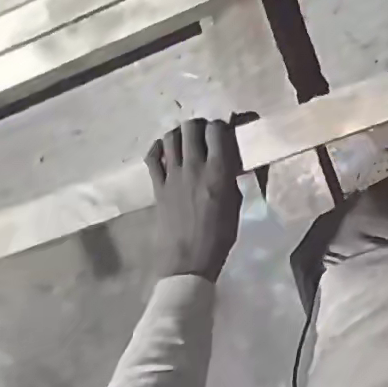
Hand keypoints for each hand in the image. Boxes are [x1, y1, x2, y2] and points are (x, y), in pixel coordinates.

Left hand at [146, 118, 241, 280]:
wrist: (188, 260)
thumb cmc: (219, 236)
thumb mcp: (236, 206)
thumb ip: (231, 180)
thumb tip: (231, 164)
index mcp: (218, 172)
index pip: (217, 131)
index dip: (221, 126)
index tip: (224, 133)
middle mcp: (193, 167)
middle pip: (191, 127)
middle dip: (200, 126)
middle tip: (205, 134)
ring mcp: (172, 175)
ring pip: (171, 137)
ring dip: (180, 134)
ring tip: (186, 141)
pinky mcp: (157, 185)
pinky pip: (152, 157)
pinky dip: (158, 148)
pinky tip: (165, 150)